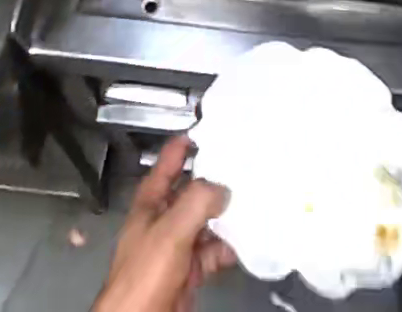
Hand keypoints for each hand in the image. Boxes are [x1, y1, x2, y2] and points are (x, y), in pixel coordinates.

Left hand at [92, 136, 235, 311]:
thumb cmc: (145, 272)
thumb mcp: (171, 229)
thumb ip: (198, 201)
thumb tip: (225, 188)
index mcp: (151, 199)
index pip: (171, 158)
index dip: (191, 141)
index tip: (218, 127)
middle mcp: (164, 216)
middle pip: (194, 188)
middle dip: (218, 177)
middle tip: (248, 163)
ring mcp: (178, 244)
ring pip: (207, 219)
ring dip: (228, 213)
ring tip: (256, 199)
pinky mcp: (190, 270)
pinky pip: (214, 250)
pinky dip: (230, 245)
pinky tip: (249, 239)